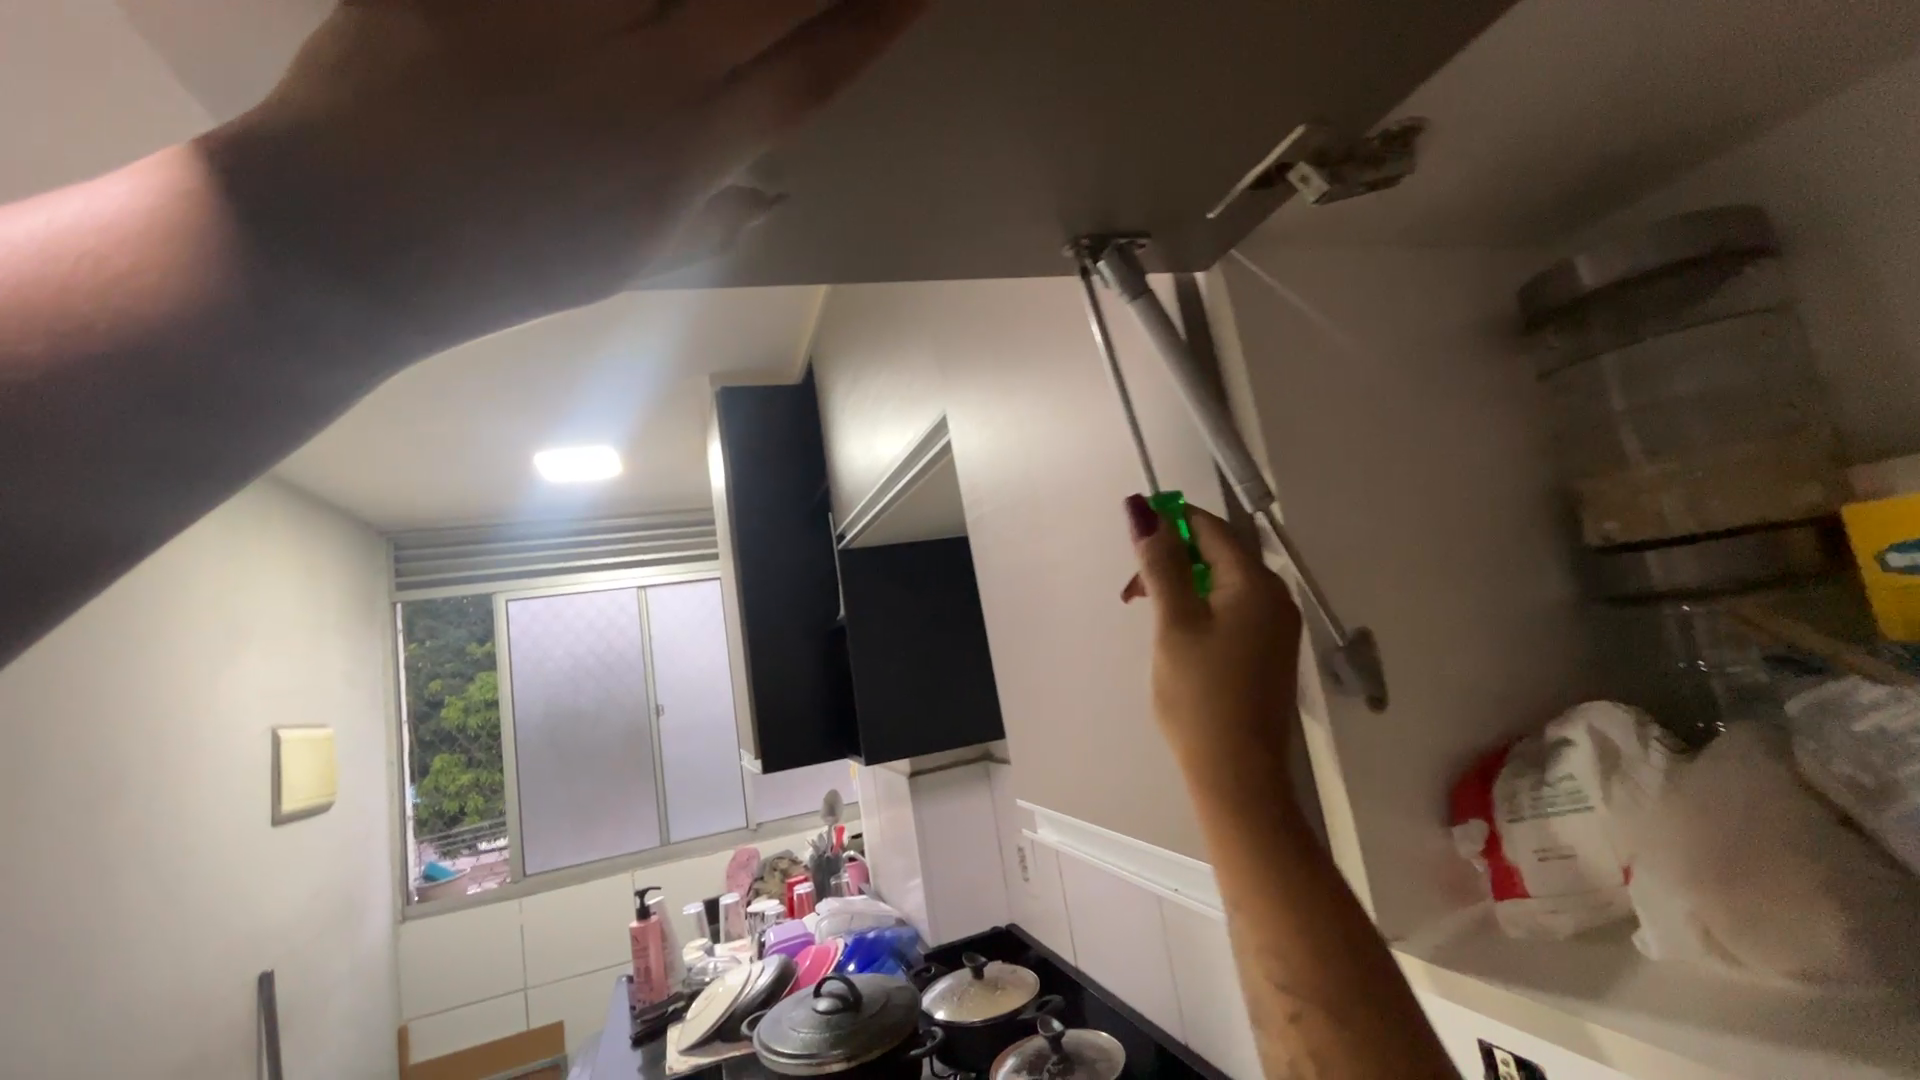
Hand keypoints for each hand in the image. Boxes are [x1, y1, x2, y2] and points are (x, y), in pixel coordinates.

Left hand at [197, 0, 926, 354]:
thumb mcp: (630, 259)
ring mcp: (565, 16)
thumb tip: (775, 193)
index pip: (809, 79)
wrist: (365, 241)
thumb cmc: (512, 261)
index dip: (873, 27)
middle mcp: (651, 76)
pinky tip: (638, 1)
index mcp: (691, 155)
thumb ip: (711, 220)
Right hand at [1122, 496, 1302, 774]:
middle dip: (1171, 560)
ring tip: (1149, 617)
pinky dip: (1200, 611)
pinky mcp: (1268, 653)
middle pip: (1218, 554)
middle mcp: (1275, 597)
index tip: (1130, 545)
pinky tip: (1178, 638)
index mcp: (1256, 583)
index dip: (1168, 524)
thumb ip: (1159, 563)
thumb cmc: (1200, 695)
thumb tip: (1141, 508)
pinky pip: (1232, 611)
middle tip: (1132, 595)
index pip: (1210, 528)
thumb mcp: (1173, 622)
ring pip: (1222, 584)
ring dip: (1181, 587)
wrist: (1238, 774)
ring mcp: (1276, 628)